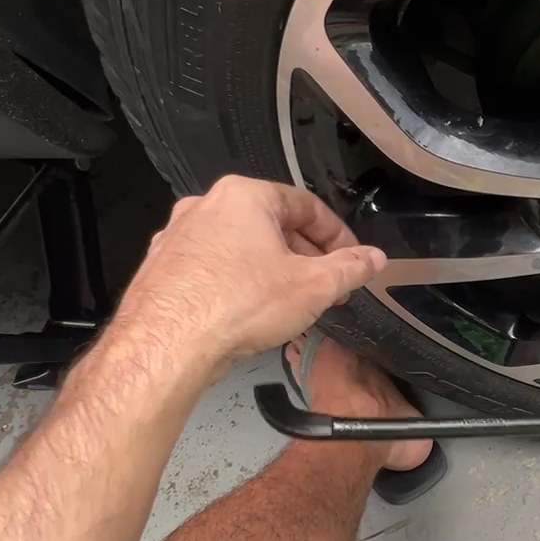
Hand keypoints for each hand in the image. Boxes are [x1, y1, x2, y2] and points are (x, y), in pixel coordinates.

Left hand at [114, 175, 385, 368]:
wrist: (167, 343)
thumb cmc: (239, 304)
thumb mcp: (316, 286)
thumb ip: (351, 267)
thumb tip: (375, 258)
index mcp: (244, 197)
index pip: (307, 206)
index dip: (339, 236)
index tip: (354, 259)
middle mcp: (206, 207)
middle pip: (274, 224)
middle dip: (308, 255)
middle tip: (330, 284)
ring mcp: (180, 237)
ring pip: (244, 246)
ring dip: (276, 268)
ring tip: (296, 301)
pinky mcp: (164, 267)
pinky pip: (217, 266)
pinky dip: (243, 281)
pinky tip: (255, 310)